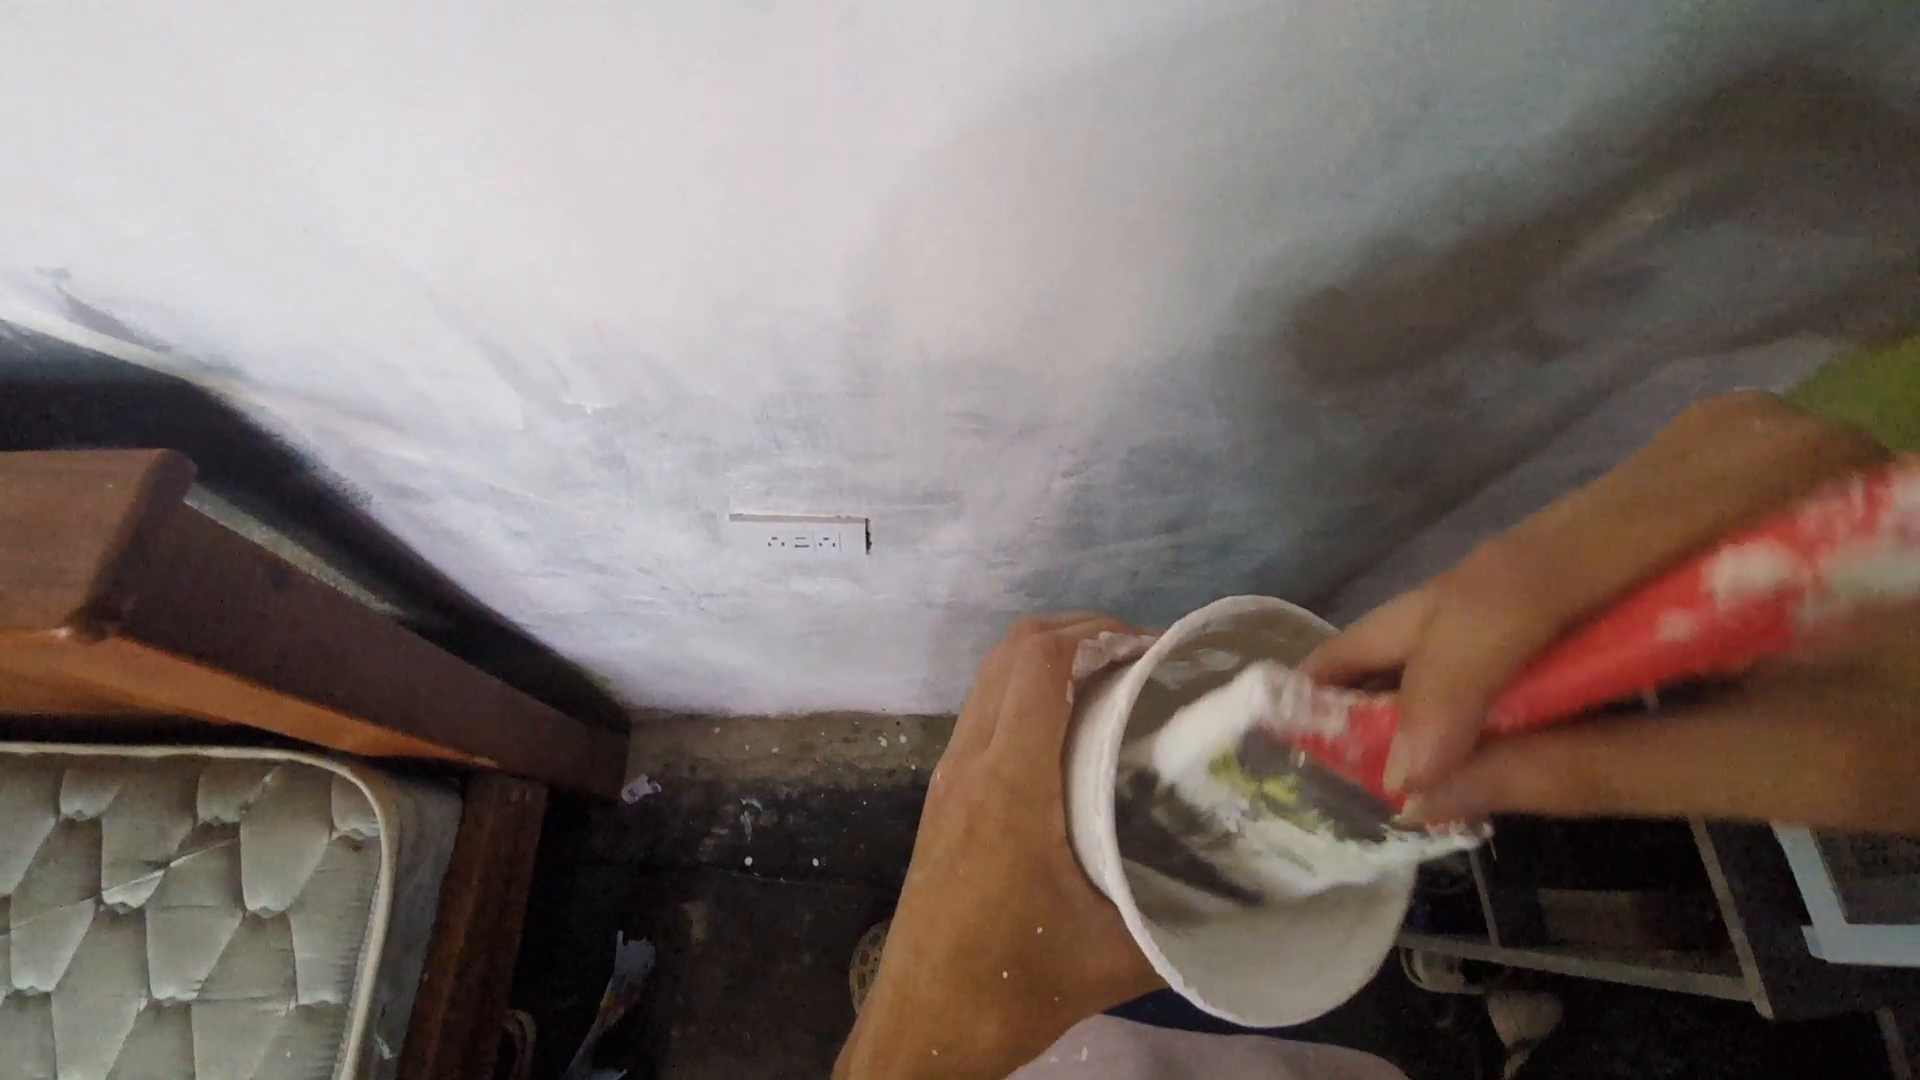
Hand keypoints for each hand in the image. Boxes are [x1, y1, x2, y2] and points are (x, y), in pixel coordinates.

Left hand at [835, 616, 1164, 1079]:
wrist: (923, 1021)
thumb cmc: (1012, 984)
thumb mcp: (1114, 954)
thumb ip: (1186, 915)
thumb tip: (1252, 879)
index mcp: (1009, 782)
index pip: (1039, 662)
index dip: (1096, 633)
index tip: (1153, 649)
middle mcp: (970, 760)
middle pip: (1011, 651)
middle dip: (1077, 633)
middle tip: (1140, 657)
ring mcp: (949, 771)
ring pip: (992, 675)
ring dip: (1047, 658)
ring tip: (1111, 680)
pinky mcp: (944, 789)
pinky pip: (984, 708)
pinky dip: (1025, 690)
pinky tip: (1069, 728)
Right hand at [1303, 391, 1919, 832]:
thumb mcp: (1811, 765)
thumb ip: (1609, 771)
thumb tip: (1436, 792)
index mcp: (1743, 495)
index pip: (1535, 583)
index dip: (1449, 678)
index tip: (1402, 770)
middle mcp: (1683, 452)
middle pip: (1501, 567)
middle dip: (1406, 657)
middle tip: (1312, 713)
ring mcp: (1667, 463)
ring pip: (1507, 566)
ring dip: (1436, 649)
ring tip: (1357, 704)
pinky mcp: (1656, 489)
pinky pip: (1538, 567)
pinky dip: (1488, 634)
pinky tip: (1444, 677)